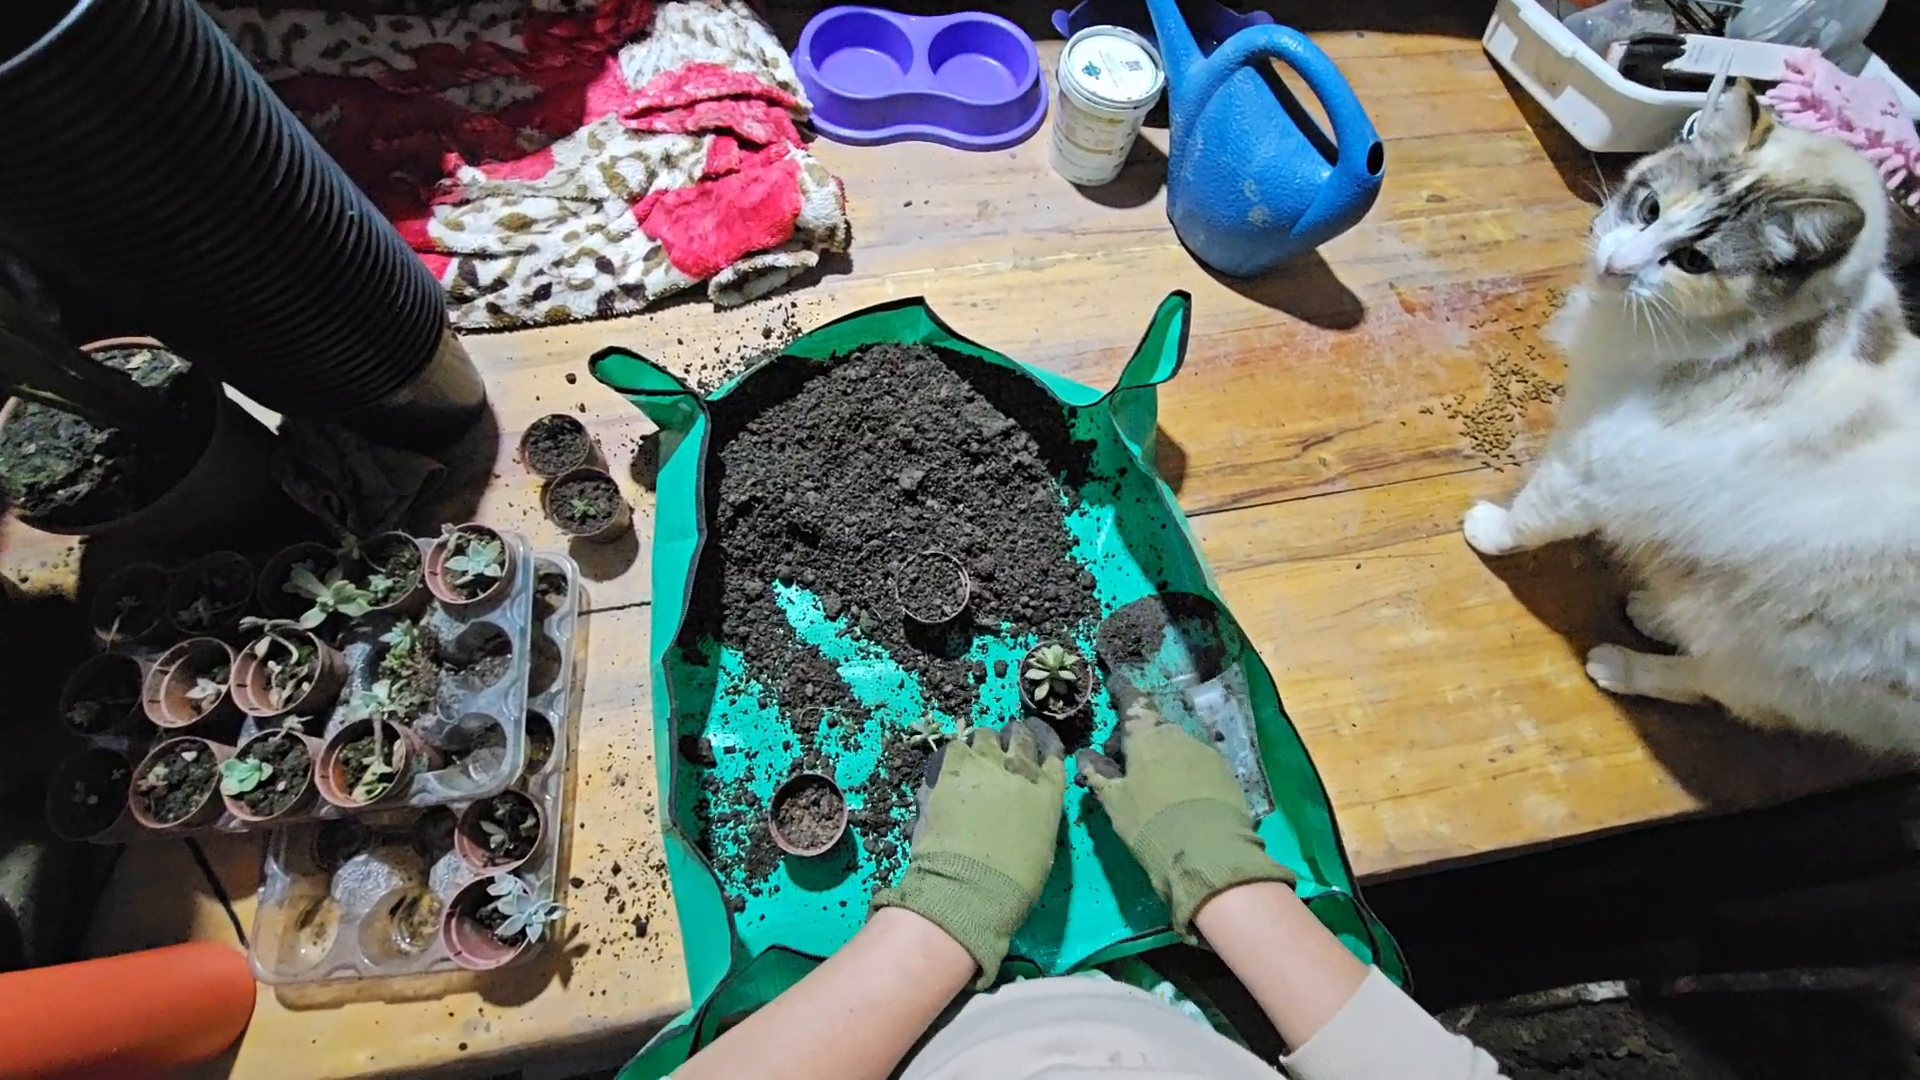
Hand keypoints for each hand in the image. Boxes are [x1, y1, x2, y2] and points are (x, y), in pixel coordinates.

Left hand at [874, 720, 1065, 986]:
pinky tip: (951, 769)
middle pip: (1020, 734)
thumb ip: (1036, 812)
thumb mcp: (1042, 844)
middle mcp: (1021, 768)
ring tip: (974, 760)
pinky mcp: (953, 767)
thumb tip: (1022, 806)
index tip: (1035, 750)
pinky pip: (956, 745)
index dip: (1042, 746)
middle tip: (1002, 753)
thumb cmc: (1014, 882)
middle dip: (1012, 740)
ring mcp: (986, 763)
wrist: (972, 885)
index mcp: (1048, 790)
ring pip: (986, 734)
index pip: (1052, 752)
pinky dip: (956, 755)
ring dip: (983, 745)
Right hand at [1076, 698, 1292, 935]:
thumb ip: (1098, 774)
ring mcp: (1205, 753)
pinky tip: (1178, 798)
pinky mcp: (1226, 775)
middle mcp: (1177, 735)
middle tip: (1121, 765)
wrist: (1208, 855)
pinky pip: (1196, 764)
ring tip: (1151, 787)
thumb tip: (1085, 756)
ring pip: (1175, 746)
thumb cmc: (1149, 821)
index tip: (1114, 682)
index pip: (1132, 702)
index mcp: (1146, 735)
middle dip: (1136, 739)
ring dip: (1161, 757)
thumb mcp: (1114, 801)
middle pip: (1152, 728)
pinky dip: (1183, 772)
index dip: (1121, 692)